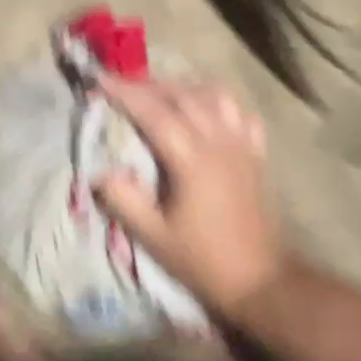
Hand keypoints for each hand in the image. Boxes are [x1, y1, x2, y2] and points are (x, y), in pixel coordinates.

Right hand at [93, 76, 286, 313]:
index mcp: (192, 160)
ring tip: (161, 94)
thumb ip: (123, 200)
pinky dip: (218, 103)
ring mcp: (243, 146)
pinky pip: (240, 113)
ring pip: (214, 96)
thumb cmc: (203, 260)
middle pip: (183, 95)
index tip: (100, 80)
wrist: (260, 279)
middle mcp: (219, 143)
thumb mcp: (153, 237)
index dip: (125, 93)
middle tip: (121, 86)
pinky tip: (206, 111)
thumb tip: (100, 172)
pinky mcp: (257, 155)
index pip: (154, 112)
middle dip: (149, 84)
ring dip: (184, 87)